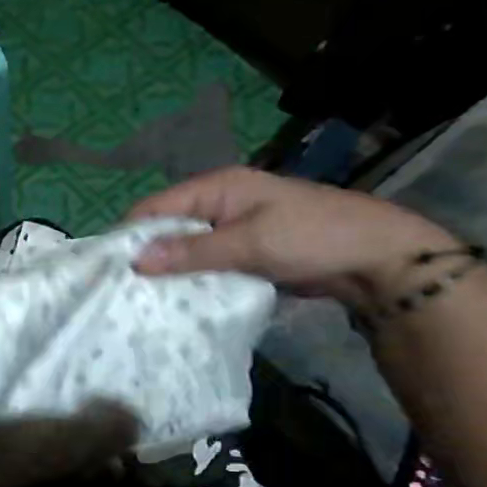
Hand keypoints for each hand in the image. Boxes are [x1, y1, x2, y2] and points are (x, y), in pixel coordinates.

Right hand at [125, 167, 461, 312]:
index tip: (109, 268)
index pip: (155, 207)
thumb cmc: (312, 237)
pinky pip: (203, 263)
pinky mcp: (241, 251)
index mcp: (217, 187)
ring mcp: (230, 228)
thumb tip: (136, 260)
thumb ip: (191, 252)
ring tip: (144, 299)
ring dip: (168, 271)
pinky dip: (190, 279)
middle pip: (166, 228)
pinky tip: (177, 299)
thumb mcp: (249, 243)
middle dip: (146, 255)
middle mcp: (218, 202)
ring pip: (183, 249)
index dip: (130, 234)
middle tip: (123, 289)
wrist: (377, 259)